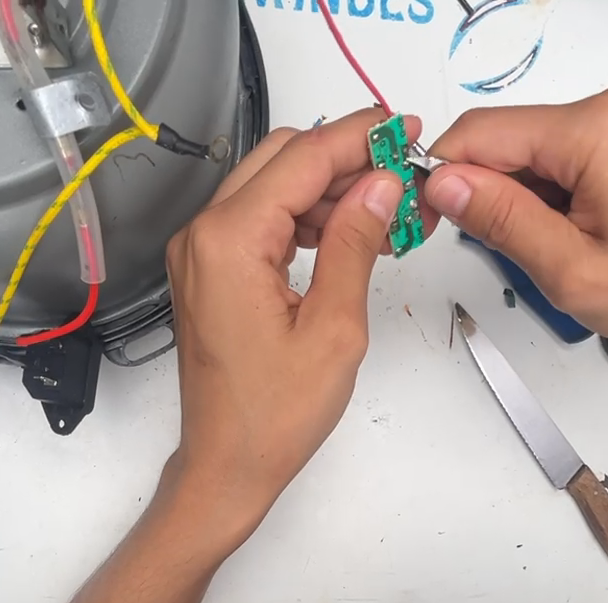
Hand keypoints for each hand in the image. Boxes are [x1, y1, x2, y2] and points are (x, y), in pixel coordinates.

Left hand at [162, 109, 410, 544]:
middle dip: (346, 160)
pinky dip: (303, 221)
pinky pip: (259, 223)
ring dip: (328, 192)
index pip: (304, 158)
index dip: (362, 138)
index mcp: (229, 242)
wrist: (227, 465)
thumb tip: (379, 186)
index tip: (407, 130)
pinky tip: (346, 239)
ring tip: (385, 218)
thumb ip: (356, 245)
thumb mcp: (334, 330)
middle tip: (401, 178)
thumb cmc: (273, 417)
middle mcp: (203, 236)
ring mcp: (200, 254)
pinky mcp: (208, 274)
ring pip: (271, 188)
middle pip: (282, 160)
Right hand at [424, 83, 607, 352]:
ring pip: (528, 153)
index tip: (426, 219)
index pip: (481, 133)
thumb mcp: (570, 270)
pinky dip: (542, 197)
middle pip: (504, 139)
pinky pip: (557, 159)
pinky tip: (559, 236)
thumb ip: (501, 221)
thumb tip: (442, 183)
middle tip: (486, 250)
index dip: (441, 175)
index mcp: (595, 130)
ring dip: (513, 200)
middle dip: (479, 191)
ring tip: (540, 252)